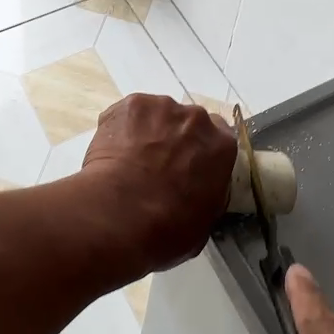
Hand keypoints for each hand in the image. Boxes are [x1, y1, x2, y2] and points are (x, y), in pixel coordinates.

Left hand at [81, 93, 235, 272]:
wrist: (122, 213)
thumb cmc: (169, 228)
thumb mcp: (204, 220)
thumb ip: (207, 193)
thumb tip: (197, 190)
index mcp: (221, 147)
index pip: (218, 138)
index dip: (201, 151)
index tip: (188, 165)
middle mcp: (197, 119)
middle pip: (187, 123)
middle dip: (174, 139)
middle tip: (156, 165)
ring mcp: (162, 107)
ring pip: (156, 115)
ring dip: (147, 132)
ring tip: (129, 159)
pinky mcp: (130, 104)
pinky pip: (127, 114)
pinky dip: (120, 128)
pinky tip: (111, 151)